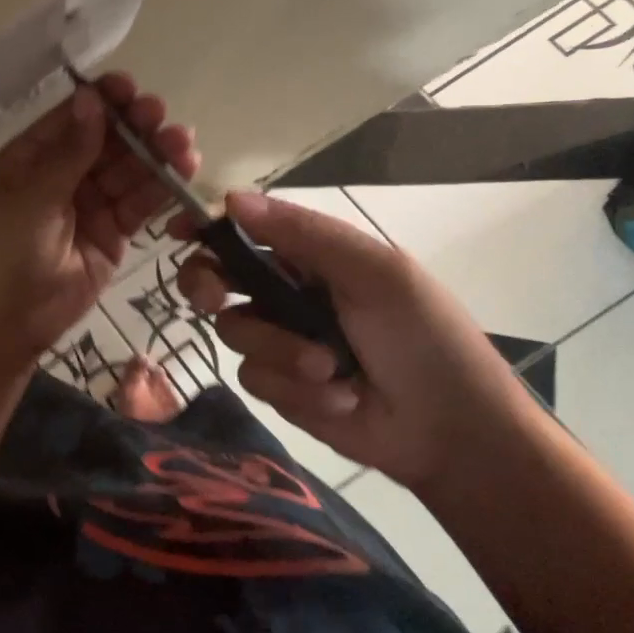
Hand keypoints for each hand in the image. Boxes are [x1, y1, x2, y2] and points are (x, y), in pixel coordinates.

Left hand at [0, 72, 198, 366]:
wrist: (8, 322)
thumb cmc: (6, 253)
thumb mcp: (33, 198)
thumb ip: (68, 153)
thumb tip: (91, 99)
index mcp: (30, 158)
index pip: (71, 119)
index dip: (100, 101)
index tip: (129, 88)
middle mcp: (61, 174)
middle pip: (106, 140)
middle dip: (134, 127)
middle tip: (161, 117)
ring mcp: (89, 203)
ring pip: (128, 170)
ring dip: (155, 155)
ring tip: (183, 144)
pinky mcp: (113, 232)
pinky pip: (139, 203)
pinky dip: (160, 188)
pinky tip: (183, 172)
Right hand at [176, 191, 532, 490]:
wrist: (456, 434)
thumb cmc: (426, 339)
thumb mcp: (376, 273)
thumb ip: (305, 233)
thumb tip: (230, 198)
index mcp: (312, 258)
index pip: (244, 231)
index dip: (206, 228)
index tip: (177, 230)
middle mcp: (285, 294)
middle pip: (214, 277)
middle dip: (206, 284)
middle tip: (212, 297)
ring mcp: (279, 342)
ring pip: (232, 331)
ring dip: (281, 350)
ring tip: (331, 369)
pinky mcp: (279, 388)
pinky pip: (254, 378)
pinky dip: (296, 389)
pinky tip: (339, 398)